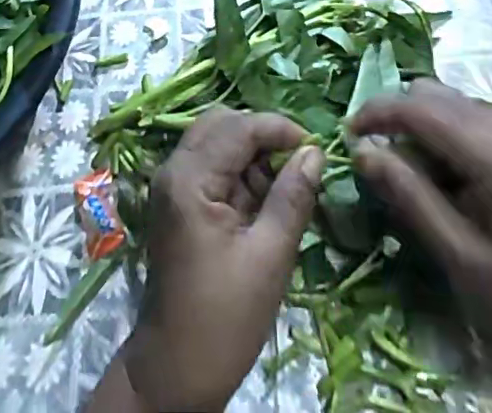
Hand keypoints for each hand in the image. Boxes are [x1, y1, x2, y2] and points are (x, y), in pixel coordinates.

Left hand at [120, 109, 324, 411]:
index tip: (318, 146)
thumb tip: (316, 152)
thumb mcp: (270, 256)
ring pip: (216, 144)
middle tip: (303, 162)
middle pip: (220, 126)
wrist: (176, 365)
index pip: (236, 127)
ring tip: (290, 185)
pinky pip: (212, 169)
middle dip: (263, 136)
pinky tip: (268, 199)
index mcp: (188, 178)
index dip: (278, 128)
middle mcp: (173, 170)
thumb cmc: (225, 316)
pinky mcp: (179, 203)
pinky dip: (241, 174)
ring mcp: (172, 185)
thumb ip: (292, 197)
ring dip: (253, 155)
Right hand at [347, 79, 491, 344]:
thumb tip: (359, 150)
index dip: (373, 114)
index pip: (415, 107)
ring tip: (401, 166)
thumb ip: (408, 195)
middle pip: (426, 92)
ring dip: (411, 122)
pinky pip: (458, 114)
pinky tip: (434, 171)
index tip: (346, 137)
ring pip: (440, 99)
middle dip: (391, 115)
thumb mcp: (459, 253)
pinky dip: (432, 130)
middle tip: (372, 155)